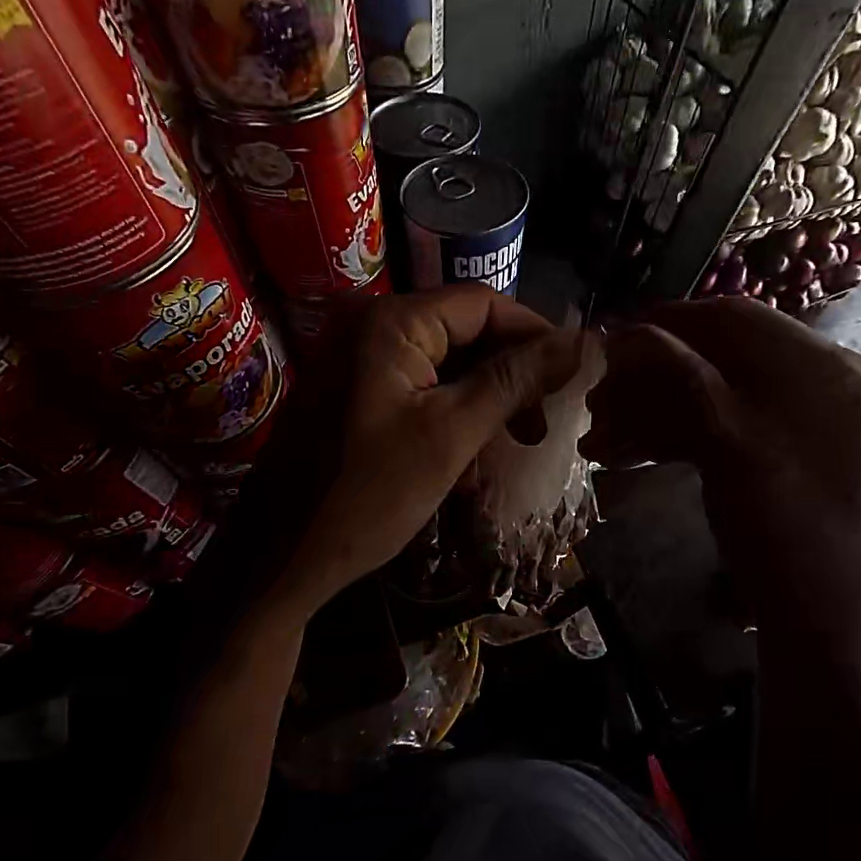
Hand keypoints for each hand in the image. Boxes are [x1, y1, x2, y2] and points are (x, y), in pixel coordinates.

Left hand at [272, 286, 583, 620]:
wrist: (281, 556)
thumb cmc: (368, 497)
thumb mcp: (452, 436)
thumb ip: (514, 381)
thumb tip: (580, 341)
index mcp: (391, 322)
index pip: (484, 304)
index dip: (535, 336)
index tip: (571, 378)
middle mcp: (368, 325)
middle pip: (462, 330)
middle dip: (509, 374)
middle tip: (542, 422)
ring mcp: (354, 357)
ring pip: (442, 361)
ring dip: (482, 398)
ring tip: (513, 443)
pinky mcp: (349, 389)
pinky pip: (414, 384)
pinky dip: (448, 411)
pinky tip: (468, 455)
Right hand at [585, 298, 860, 860]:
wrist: (844, 652)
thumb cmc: (793, 539)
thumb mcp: (731, 449)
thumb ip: (682, 380)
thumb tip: (629, 331)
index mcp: (836, 373)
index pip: (737, 320)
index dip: (666, 323)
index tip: (607, 339)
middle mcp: (837, 393)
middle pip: (726, 363)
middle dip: (653, 379)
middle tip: (594, 402)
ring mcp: (821, 436)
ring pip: (723, 404)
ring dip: (659, 415)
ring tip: (600, 442)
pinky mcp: (804, 473)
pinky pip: (734, 438)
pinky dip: (684, 442)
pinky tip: (636, 458)